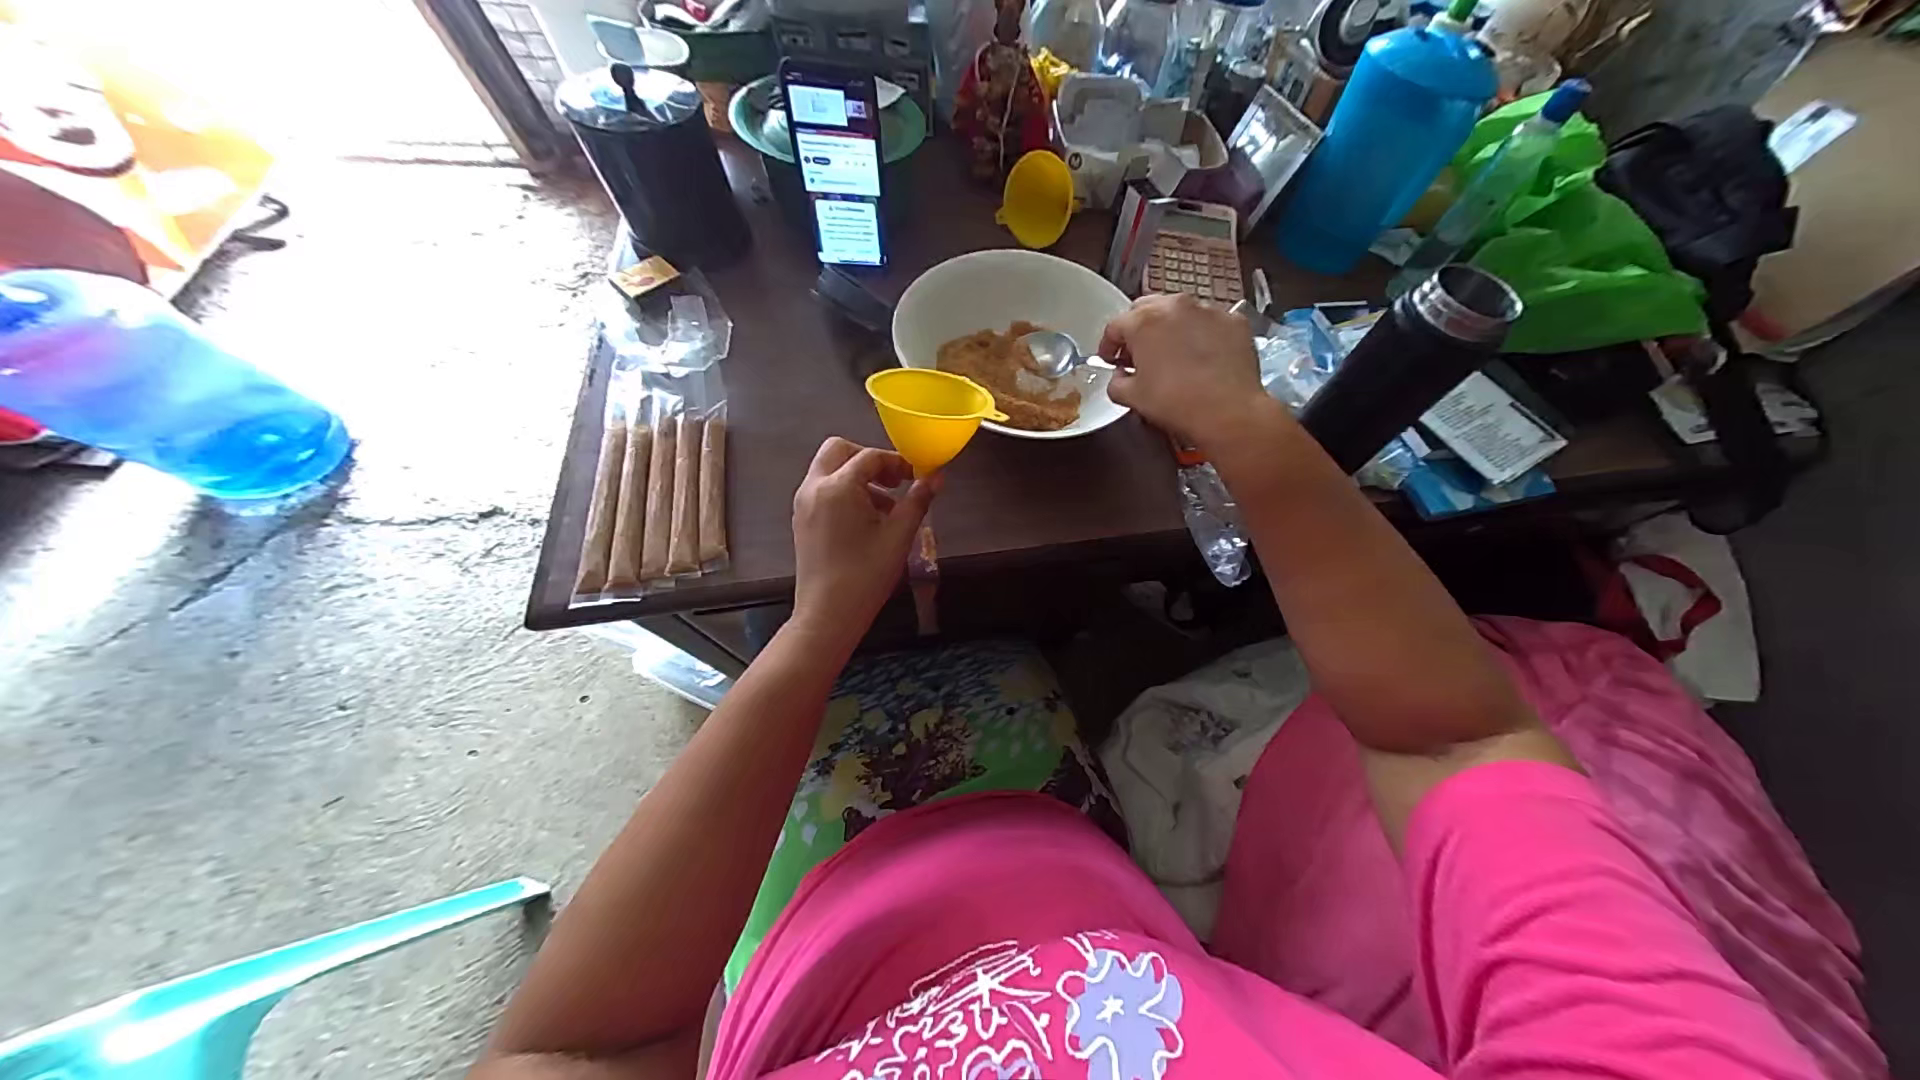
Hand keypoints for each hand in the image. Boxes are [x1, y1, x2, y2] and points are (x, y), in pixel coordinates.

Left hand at [790, 437, 939, 648]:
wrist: (828, 614)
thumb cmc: (866, 575)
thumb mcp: (899, 535)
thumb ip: (918, 500)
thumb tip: (935, 478)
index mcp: (838, 487)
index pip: (870, 456)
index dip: (897, 462)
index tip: (916, 476)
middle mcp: (814, 488)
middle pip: (839, 450)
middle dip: (869, 459)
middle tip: (894, 480)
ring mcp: (803, 504)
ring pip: (828, 469)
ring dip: (856, 476)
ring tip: (886, 506)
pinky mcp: (801, 520)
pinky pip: (822, 490)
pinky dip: (843, 491)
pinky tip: (866, 520)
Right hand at [1099, 293, 1275, 450]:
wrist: (1227, 412)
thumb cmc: (1178, 403)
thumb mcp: (1132, 398)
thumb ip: (1117, 382)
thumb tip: (1121, 378)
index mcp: (1143, 321)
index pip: (1115, 326)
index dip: (1108, 345)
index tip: (1111, 358)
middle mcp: (1175, 307)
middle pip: (1147, 309)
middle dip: (1139, 330)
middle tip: (1138, 355)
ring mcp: (1207, 311)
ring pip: (1180, 313)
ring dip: (1170, 329)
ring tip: (1171, 357)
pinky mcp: (1233, 321)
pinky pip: (1209, 323)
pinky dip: (1201, 335)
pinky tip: (1200, 359)